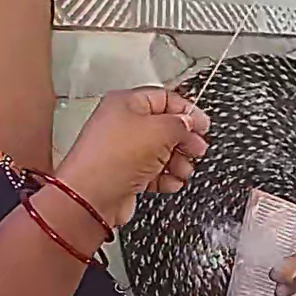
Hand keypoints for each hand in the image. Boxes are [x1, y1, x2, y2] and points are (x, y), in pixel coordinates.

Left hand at [53, 86, 209, 227]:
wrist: (92, 196)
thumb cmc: (114, 158)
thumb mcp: (160, 131)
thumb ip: (181, 123)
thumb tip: (189, 123)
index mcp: (126, 104)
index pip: (165, 98)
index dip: (187, 111)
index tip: (203, 125)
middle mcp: (123, 124)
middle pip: (164, 127)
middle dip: (184, 140)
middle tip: (197, 150)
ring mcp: (123, 150)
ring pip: (160, 151)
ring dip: (177, 162)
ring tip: (183, 170)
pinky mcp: (124, 174)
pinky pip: (152, 172)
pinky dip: (165, 177)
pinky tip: (171, 182)